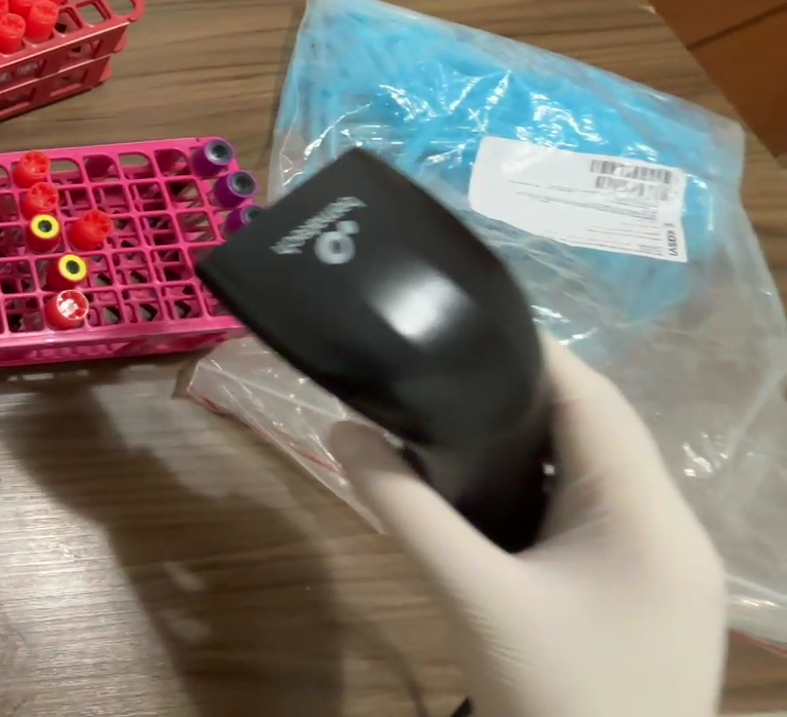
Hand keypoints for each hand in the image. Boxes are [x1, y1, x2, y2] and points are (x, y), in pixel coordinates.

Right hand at [330, 337, 724, 716]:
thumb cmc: (559, 690)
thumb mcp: (470, 593)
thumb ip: (402, 505)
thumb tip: (337, 428)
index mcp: (647, 517)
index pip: (594, 400)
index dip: (530, 350)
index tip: (448, 317)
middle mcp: (658, 525)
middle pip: (586, 424)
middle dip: (506, 384)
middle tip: (419, 356)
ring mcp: (644, 556)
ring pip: (575, 462)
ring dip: (508, 428)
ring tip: (426, 399)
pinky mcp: (618, 578)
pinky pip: (568, 498)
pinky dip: (514, 470)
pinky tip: (459, 470)